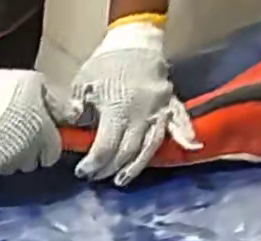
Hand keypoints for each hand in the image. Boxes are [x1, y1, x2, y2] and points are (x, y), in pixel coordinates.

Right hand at [0, 67, 63, 179]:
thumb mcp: (40, 87)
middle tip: (21, 135)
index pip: (52, 155)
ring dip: (9, 158)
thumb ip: (58, 106)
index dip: (49, 146)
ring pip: (10, 169)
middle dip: (29, 153)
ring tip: (1, 140)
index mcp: (41, 137)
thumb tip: (76, 116)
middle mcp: (22, 157)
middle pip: (30, 165)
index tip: (44, 138)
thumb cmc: (6, 89)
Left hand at [53, 16, 200, 185]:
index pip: (106, 147)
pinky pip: (180, 120)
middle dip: (109, 168)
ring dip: (137, 165)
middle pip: (128, 150)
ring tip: (121, 180)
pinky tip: (191, 147)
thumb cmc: (103, 68)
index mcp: (119, 108)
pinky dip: (185, 134)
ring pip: (152, 143)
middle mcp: (143, 110)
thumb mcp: (81, 89)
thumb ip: (75, 113)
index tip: (81, 172)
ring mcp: (160, 105)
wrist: (133, 41)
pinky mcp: (171, 100)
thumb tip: (70, 133)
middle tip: (95, 177)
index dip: (93, 164)